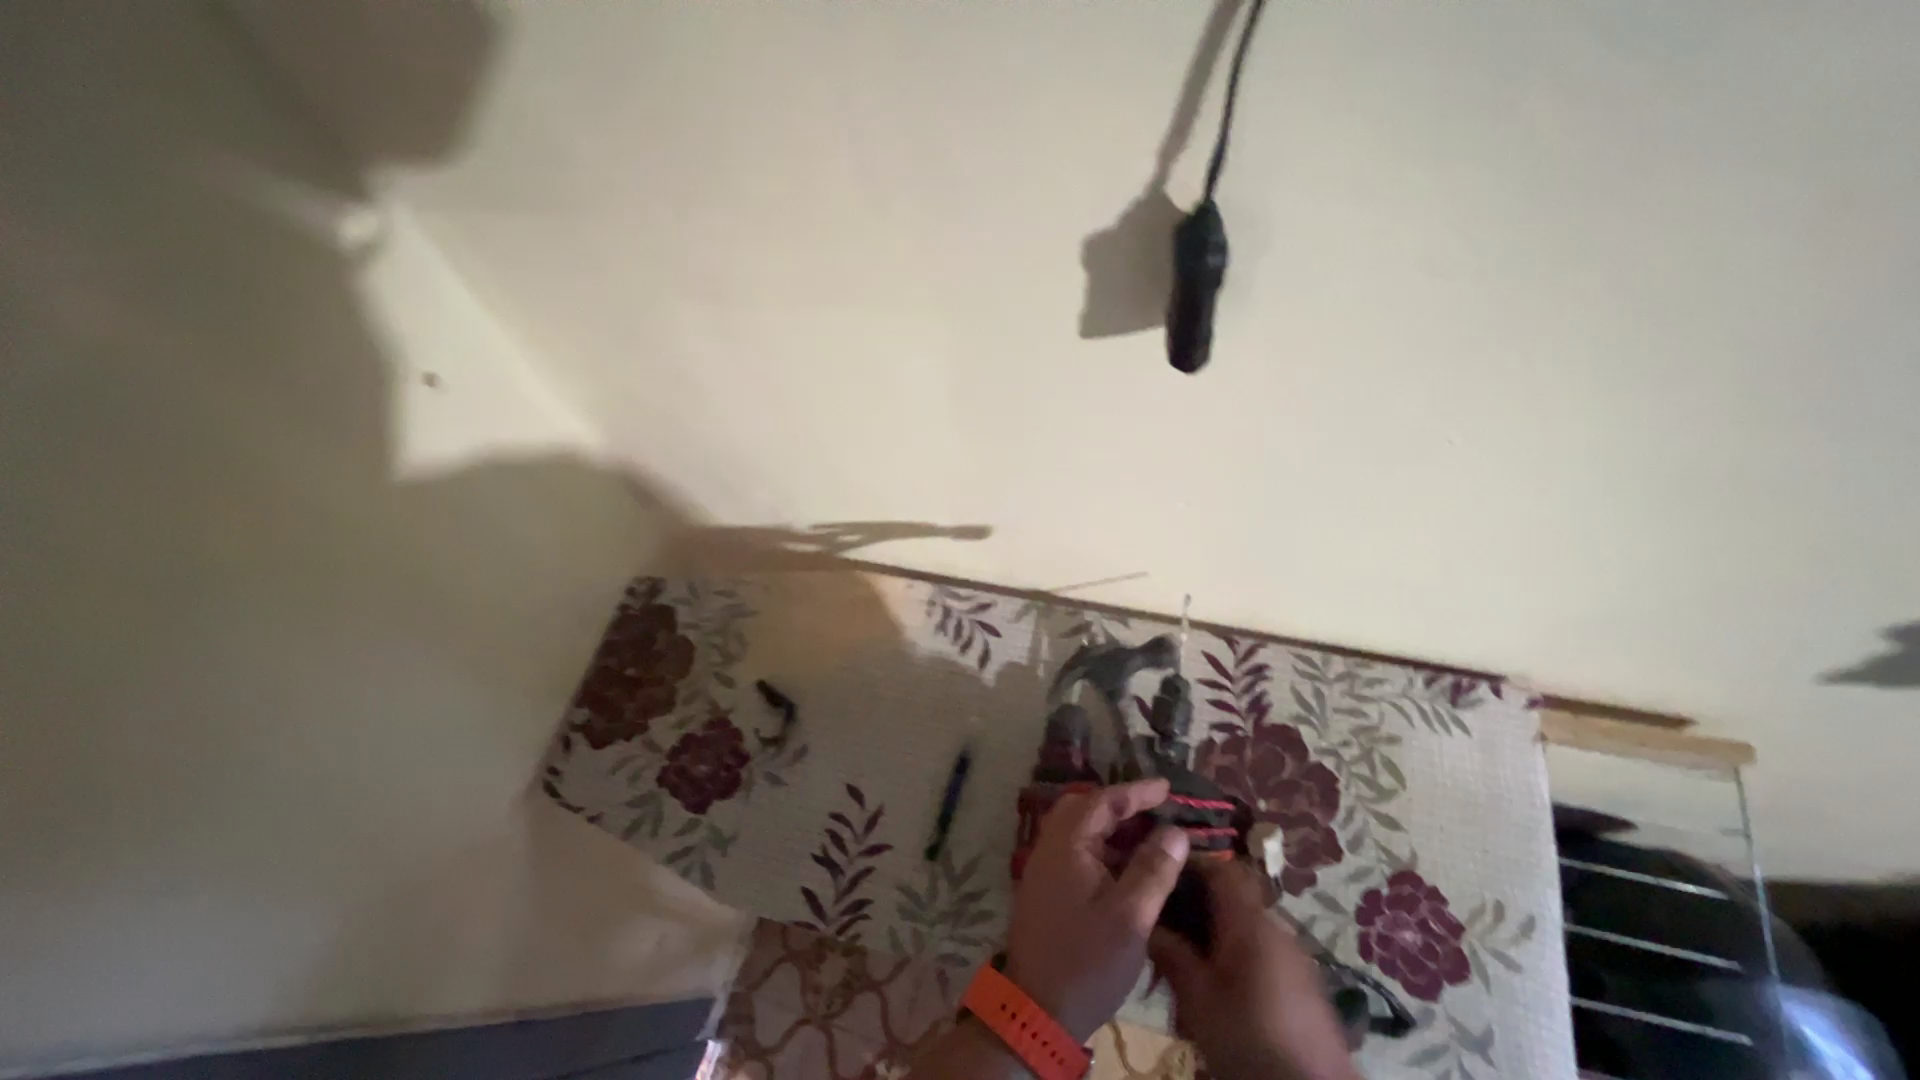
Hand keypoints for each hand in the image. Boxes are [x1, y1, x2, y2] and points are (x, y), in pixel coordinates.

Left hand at [1002, 779, 1189, 1041]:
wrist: (1037, 1010)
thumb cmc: (1087, 961)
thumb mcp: (1131, 916)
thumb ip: (1153, 869)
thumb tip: (1175, 831)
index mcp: (1066, 845)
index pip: (1102, 801)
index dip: (1136, 792)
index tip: (1167, 788)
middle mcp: (1048, 849)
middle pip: (1083, 808)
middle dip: (1119, 803)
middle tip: (1155, 808)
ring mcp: (1042, 871)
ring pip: (1076, 831)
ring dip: (1109, 826)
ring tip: (1147, 834)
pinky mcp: (1044, 892)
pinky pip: (1073, 852)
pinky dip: (1099, 848)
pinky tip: (1124, 866)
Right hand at [1148, 860, 1360, 1079]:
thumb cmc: (1250, 1040)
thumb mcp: (1197, 999)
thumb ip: (1171, 954)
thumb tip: (1146, 921)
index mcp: (1251, 923)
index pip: (1222, 868)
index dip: (1190, 865)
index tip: (1157, 876)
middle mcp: (1276, 930)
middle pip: (1228, 902)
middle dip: (1191, 916)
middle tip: (1158, 940)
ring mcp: (1293, 960)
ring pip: (1240, 935)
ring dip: (1209, 947)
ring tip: (1180, 983)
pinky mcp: (1301, 989)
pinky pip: (1258, 960)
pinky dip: (1231, 968)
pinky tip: (1213, 1004)